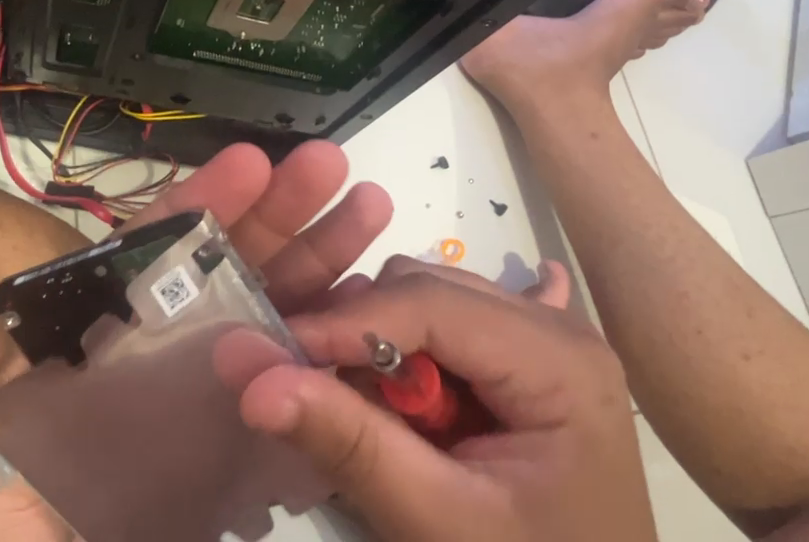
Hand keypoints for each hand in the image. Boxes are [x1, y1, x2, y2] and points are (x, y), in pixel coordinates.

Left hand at [0, 141, 394, 540]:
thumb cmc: (28, 489)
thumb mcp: (25, 411)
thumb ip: (63, 347)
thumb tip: (122, 277)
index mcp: (116, 325)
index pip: (162, 247)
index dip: (206, 200)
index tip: (252, 162)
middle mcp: (172, 345)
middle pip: (231, 265)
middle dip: (282, 210)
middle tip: (332, 166)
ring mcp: (213, 388)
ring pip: (274, 311)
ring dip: (321, 259)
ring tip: (370, 208)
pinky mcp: (244, 440)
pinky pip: (296, 379)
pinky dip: (333, 344)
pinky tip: (370, 306)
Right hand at [232, 258, 656, 541]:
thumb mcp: (441, 523)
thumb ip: (350, 444)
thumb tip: (250, 374)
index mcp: (558, 360)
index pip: (430, 303)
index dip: (345, 322)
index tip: (272, 353)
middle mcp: (557, 327)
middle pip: (428, 290)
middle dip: (361, 334)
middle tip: (311, 392)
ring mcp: (547, 338)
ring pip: (430, 300)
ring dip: (382, 346)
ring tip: (366, 412)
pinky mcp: (529, 360)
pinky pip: (452, 323)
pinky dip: (412, 347)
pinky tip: (403, 378)